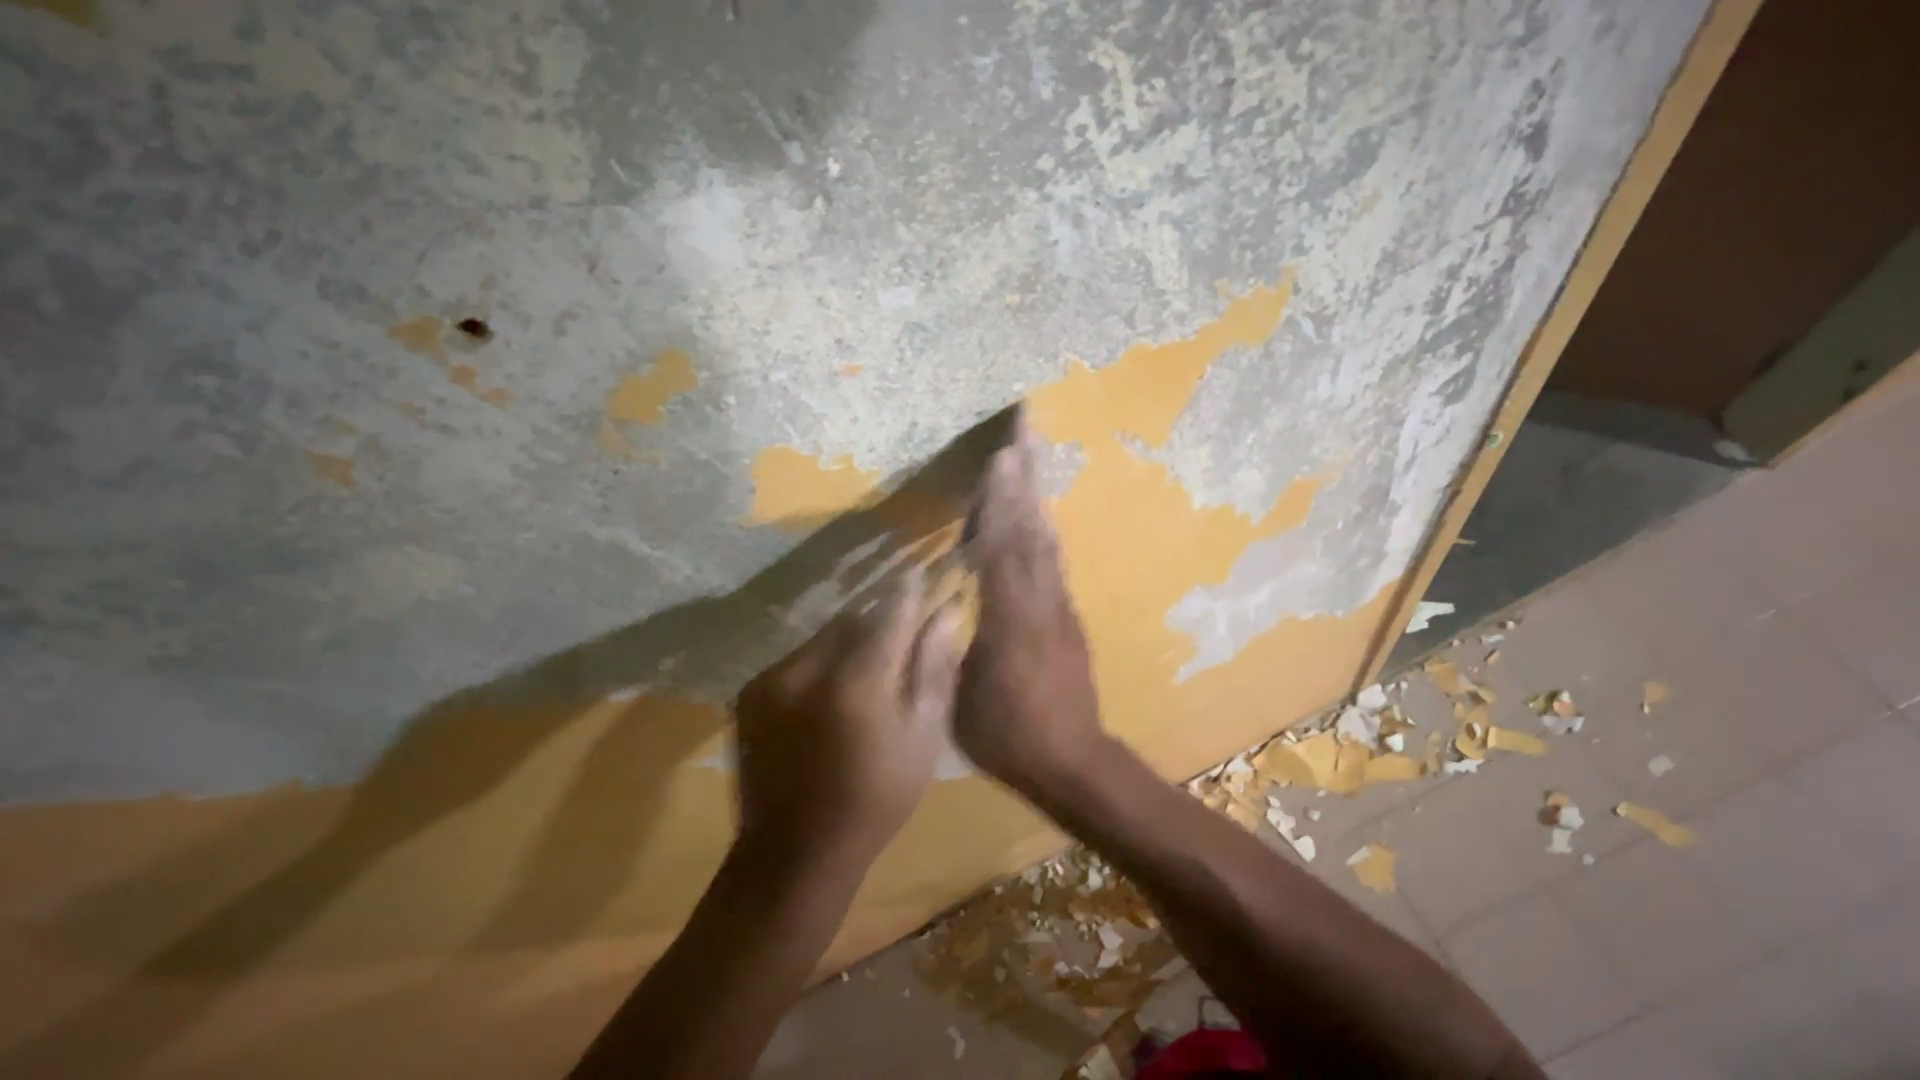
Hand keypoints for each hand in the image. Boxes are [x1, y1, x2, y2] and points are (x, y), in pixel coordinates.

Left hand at [733, 568, 961, 867]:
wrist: (795, 851)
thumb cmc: (876, 799)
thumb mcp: (922, 737)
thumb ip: (932, 668)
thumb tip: (946, 612)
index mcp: (858, 678)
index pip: (890, 610)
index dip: (910, 592)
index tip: (923, 577)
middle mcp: (809, 665)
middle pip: (852, 620)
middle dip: (876, 624)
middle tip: (897, 645)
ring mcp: (772, 677)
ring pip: (822, 638)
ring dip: (845, 645)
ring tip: (862, 680)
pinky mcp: (750, 692)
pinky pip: (795, 660)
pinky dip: (817, 667)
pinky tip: (828, 701)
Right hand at [954, 412, 1107, 795]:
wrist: (1074, 762)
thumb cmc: (1008, 737)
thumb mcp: (961, 700)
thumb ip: (948, 645)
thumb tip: (936, 601)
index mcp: (1013, 624)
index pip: (1004, 551)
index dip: (999, 503)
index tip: (999, 456)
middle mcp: (1043, 604)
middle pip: (1032, 530)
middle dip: (1026, 475)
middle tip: (1025, 425)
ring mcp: (1060, 607)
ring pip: (1046, 539)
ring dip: (1035, 491)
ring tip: (1028, 449)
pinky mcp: (1067, 615)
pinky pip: (1050, 558)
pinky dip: (1039, 524)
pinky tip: (1034, 509)